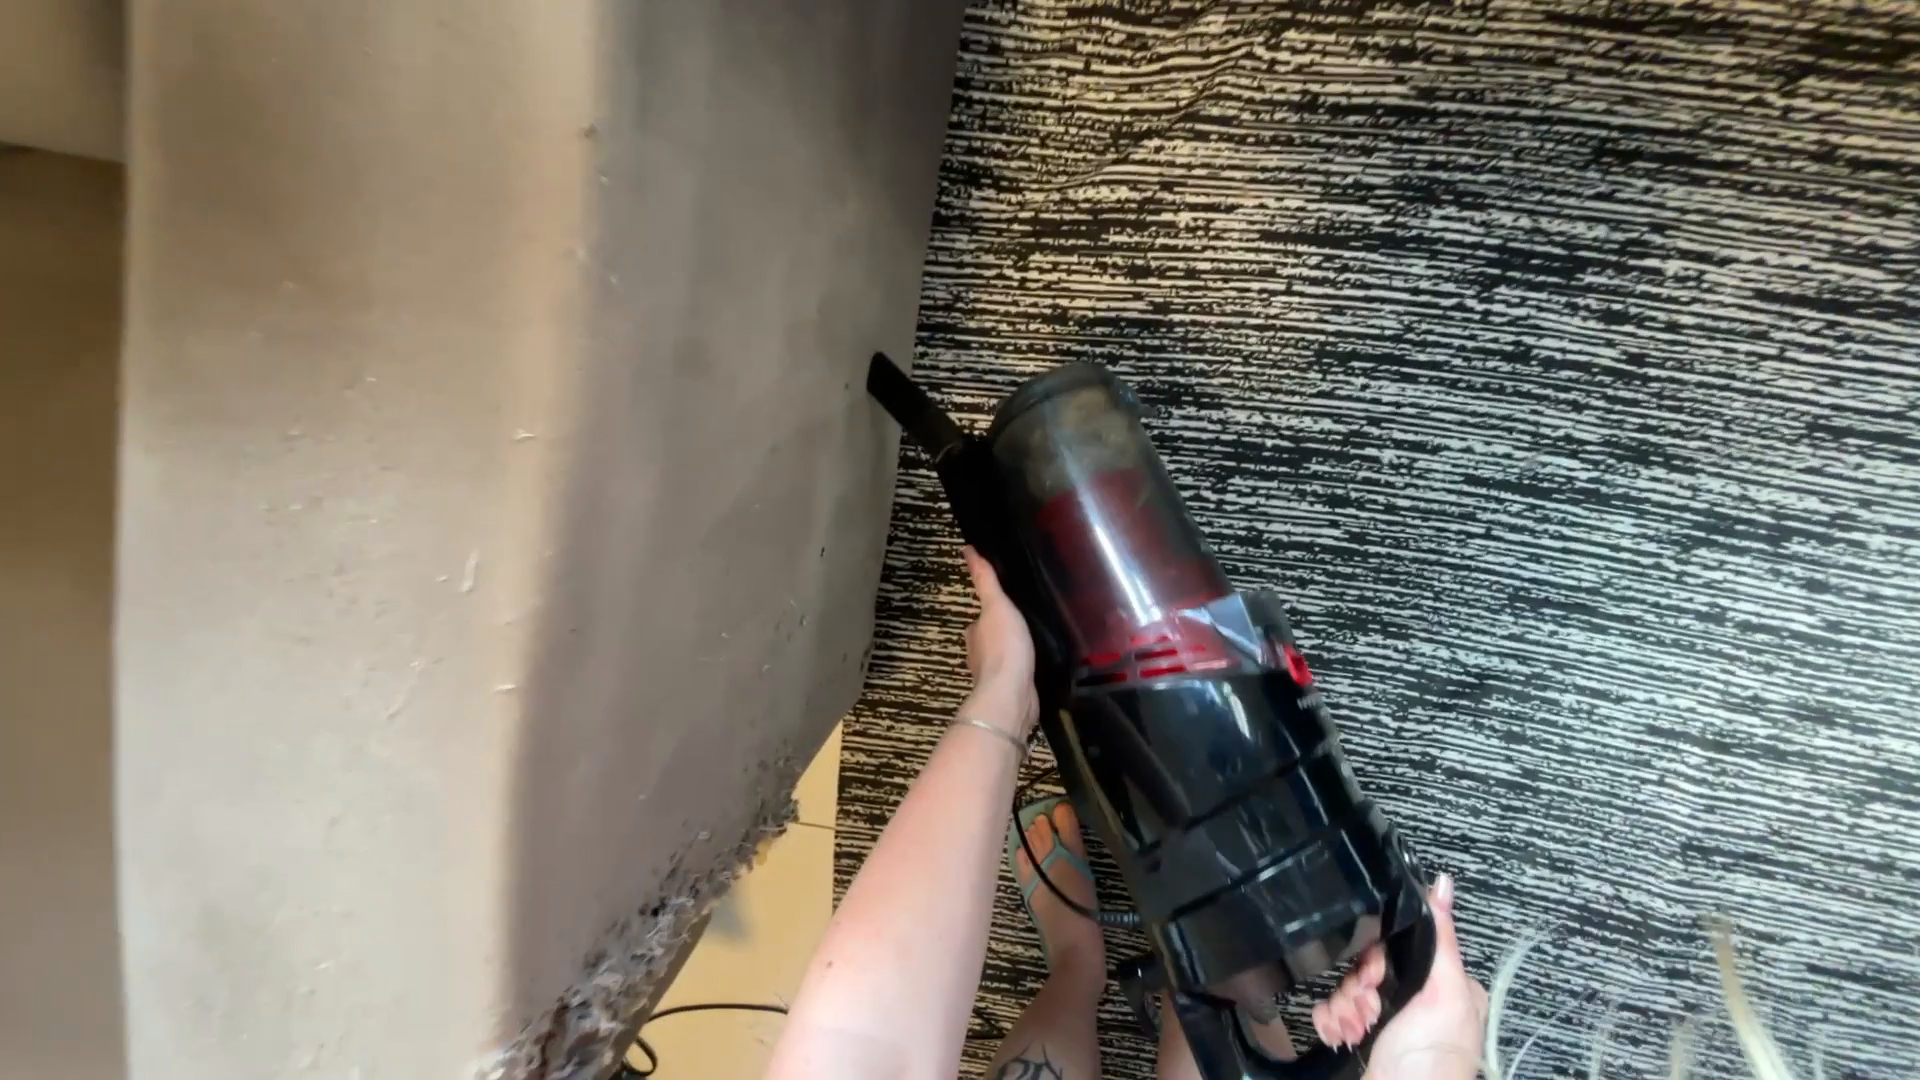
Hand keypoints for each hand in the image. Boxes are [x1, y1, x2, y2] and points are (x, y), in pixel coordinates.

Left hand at [960, 546, 1038, 737]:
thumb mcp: (996, 605)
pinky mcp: (1011, 691)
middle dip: (1002, 632)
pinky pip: (1016, 674)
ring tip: (1033, 641)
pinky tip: (1035, 665)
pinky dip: (1022, 669)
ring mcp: (995, 675)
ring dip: (1013, 652)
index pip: (980, 618)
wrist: (1012, 693)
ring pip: (1003, 658)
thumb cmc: (1003, 646)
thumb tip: (966, 549)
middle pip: (990, 638)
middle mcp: (979, 655)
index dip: (991, 611)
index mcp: (974, 633)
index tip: (1004, 605)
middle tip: (1023, 621)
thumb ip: (985, 580)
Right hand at [1312, 874, 1486, 1079]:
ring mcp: (1388, 1020)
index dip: (1376, 957)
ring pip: (1346, 986)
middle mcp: (1417, 1001)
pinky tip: (1340, 1035)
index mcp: (1443, 987)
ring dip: (1343, 1007)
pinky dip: (1331, 1020)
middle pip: (1366, 966)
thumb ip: (1442, 936)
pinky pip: (1332, 1008)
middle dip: (1356, 987)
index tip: (1373, 975)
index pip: (1397, 947)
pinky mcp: (1363, 1035)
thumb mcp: (1445, 992)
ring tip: (1353, 1030)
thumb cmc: (1431, 1056)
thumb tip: (1442, 882)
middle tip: (1365, 1006)